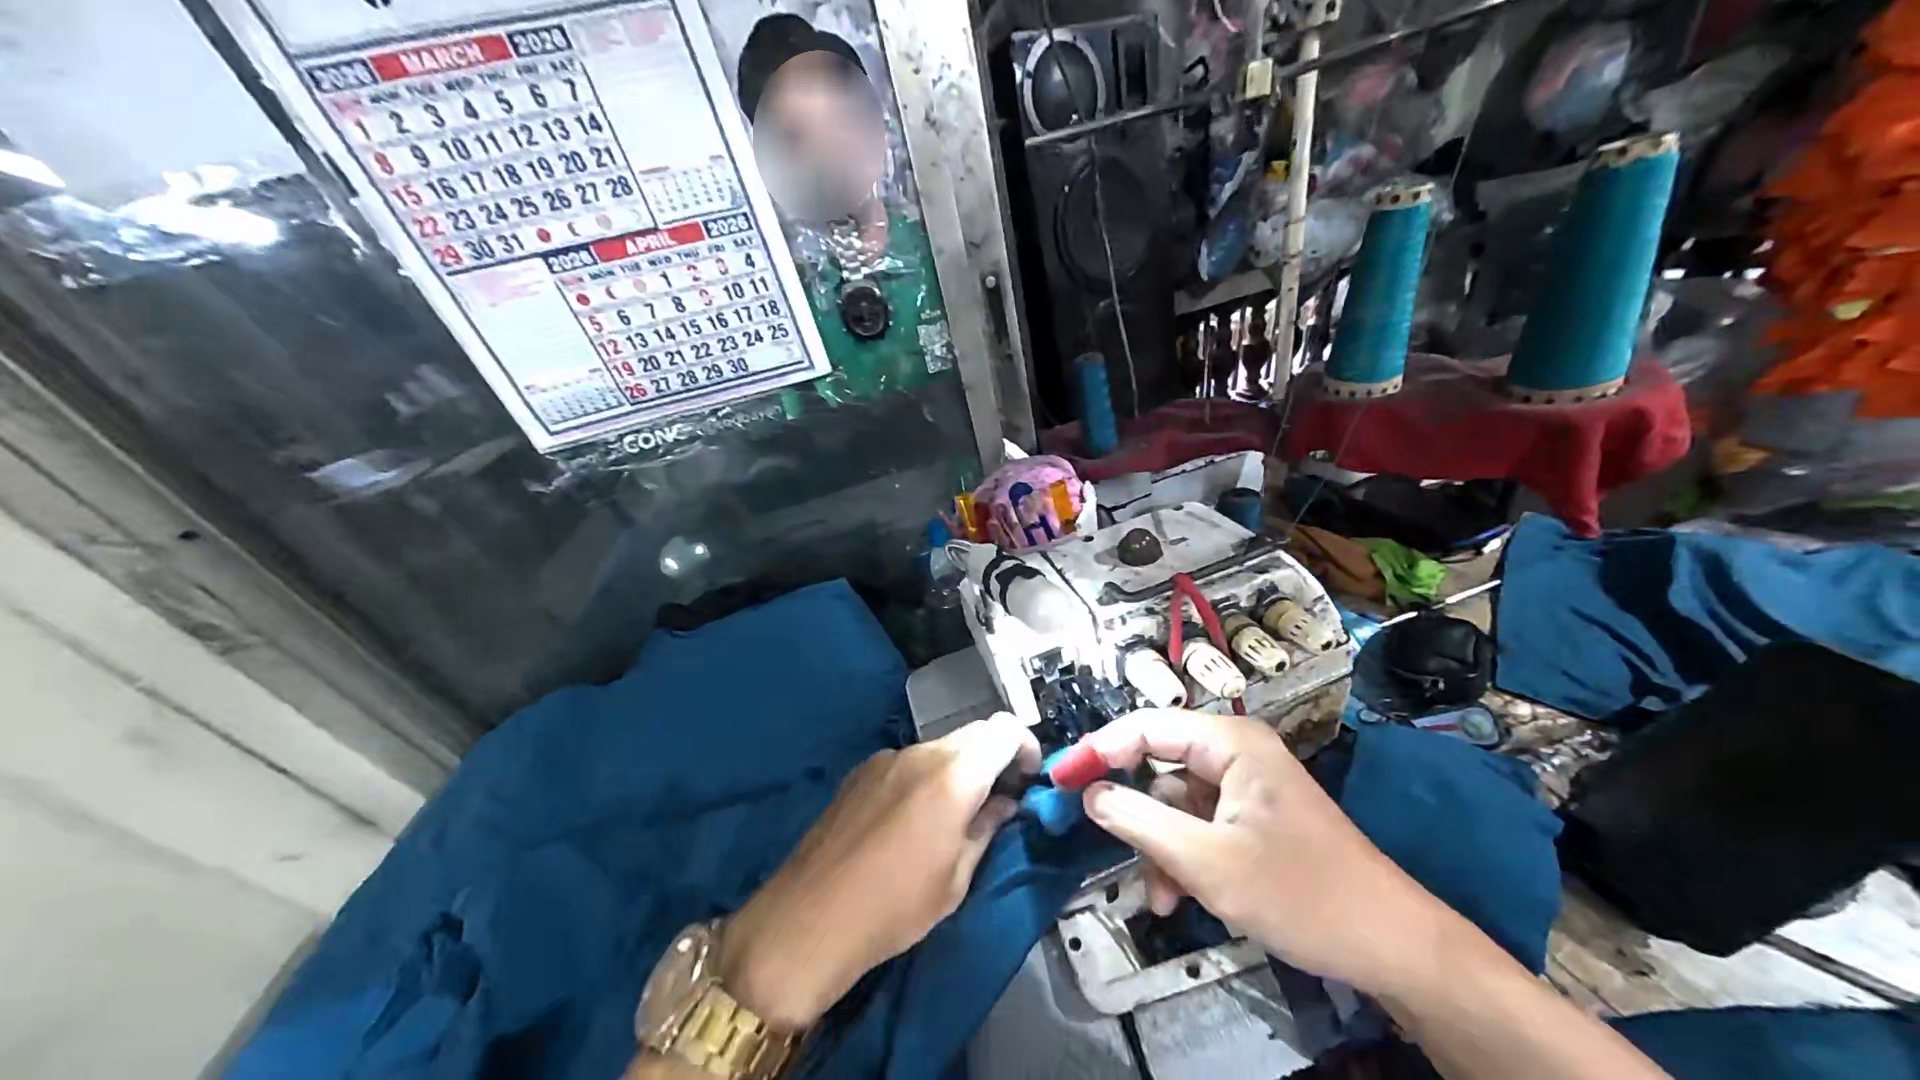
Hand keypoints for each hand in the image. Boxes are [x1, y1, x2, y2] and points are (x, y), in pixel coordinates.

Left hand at [719, 714, 1040, 1030]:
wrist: (809, 918)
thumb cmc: (894, 908)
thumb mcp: (956, 879)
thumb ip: (985, 829)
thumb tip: (1002, 804)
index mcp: (953, 775)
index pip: (1004, 730)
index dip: (1026, 746)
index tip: (1027, 778)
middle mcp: (920, 753)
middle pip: (972, 735)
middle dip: (993, 759)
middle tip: (996, 801)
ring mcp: (886, 758)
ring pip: (939, 748)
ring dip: (957, 770)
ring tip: (950, 818)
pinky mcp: (860, 771)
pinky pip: (907, 762)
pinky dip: (924, 778)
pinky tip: (909, 822)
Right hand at [1077, 709, 1461, 999]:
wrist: (1393, 948)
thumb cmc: (1301, 893)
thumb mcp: (1206, 861)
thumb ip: (1138, 822)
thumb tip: (1089, 794)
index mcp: (1230, 743)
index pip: (1145, 727)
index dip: (1098, 750)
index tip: (1061, 779)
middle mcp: (1236, 754)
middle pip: (1159, 767)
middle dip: (1136, 815)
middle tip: (1103, 841)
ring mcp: (1245, 788)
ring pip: (1174, 805)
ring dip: (1159, 848)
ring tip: (1163, 897)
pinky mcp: (1252, 819)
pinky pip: (1197, 826)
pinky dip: (1182, 858)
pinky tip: (1181, 898)